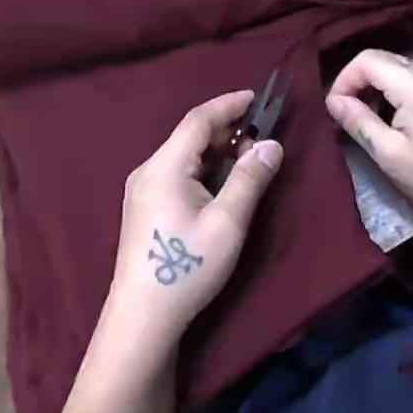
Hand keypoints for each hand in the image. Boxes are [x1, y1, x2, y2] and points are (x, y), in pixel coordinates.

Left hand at [104, 91, 283, 360]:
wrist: (143, 315)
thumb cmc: (188, 265)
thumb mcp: (228, 222)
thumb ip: (249, 178)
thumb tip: (270, 144)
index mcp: (165, 165)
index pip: (198, 119)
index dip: (229, 104)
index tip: (258, 98)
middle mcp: (148, 169)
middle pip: (189, 136)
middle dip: (226, 129)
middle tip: (260, 135)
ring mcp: (142, 189)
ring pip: (183, 155)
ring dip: (215, 150)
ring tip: (246, 158)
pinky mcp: (143, 207)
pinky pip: (176, 172)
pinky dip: (202, 168)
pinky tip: (220, 182)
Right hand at [326, 50, 412, 232]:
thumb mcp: (388, 154)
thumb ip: (358, 122)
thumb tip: (332, 101)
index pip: (366, 60)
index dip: (343, 80)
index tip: (335, 109)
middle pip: (381, 59)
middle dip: (356, 83)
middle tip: (346, 114)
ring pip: (394, 67)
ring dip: (373, 87)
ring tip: (365, 118)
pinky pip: (410, 78)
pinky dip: (391, 91)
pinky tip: (388, 118)